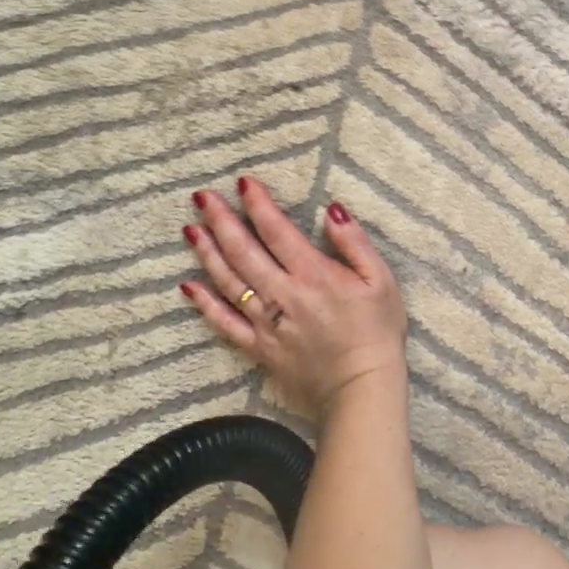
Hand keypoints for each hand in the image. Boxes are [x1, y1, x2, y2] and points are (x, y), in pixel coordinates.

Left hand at [179, 177, 407, 417]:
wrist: (360, 385)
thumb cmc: (377, 329)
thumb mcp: (380, 279)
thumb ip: (354, 243)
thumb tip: (332, 210)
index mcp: (314, 275)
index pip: (278, 232)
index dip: (259, 206)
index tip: (243, 183)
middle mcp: (283, 295)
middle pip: (245, 253)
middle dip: (222, 222)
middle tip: (202, 197)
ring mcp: (266, 323)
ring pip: (229, 283)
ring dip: (208, 254)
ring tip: (190, 229)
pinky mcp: (258, 348)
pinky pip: (224, 323)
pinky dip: (204, 304)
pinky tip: (189, 285)